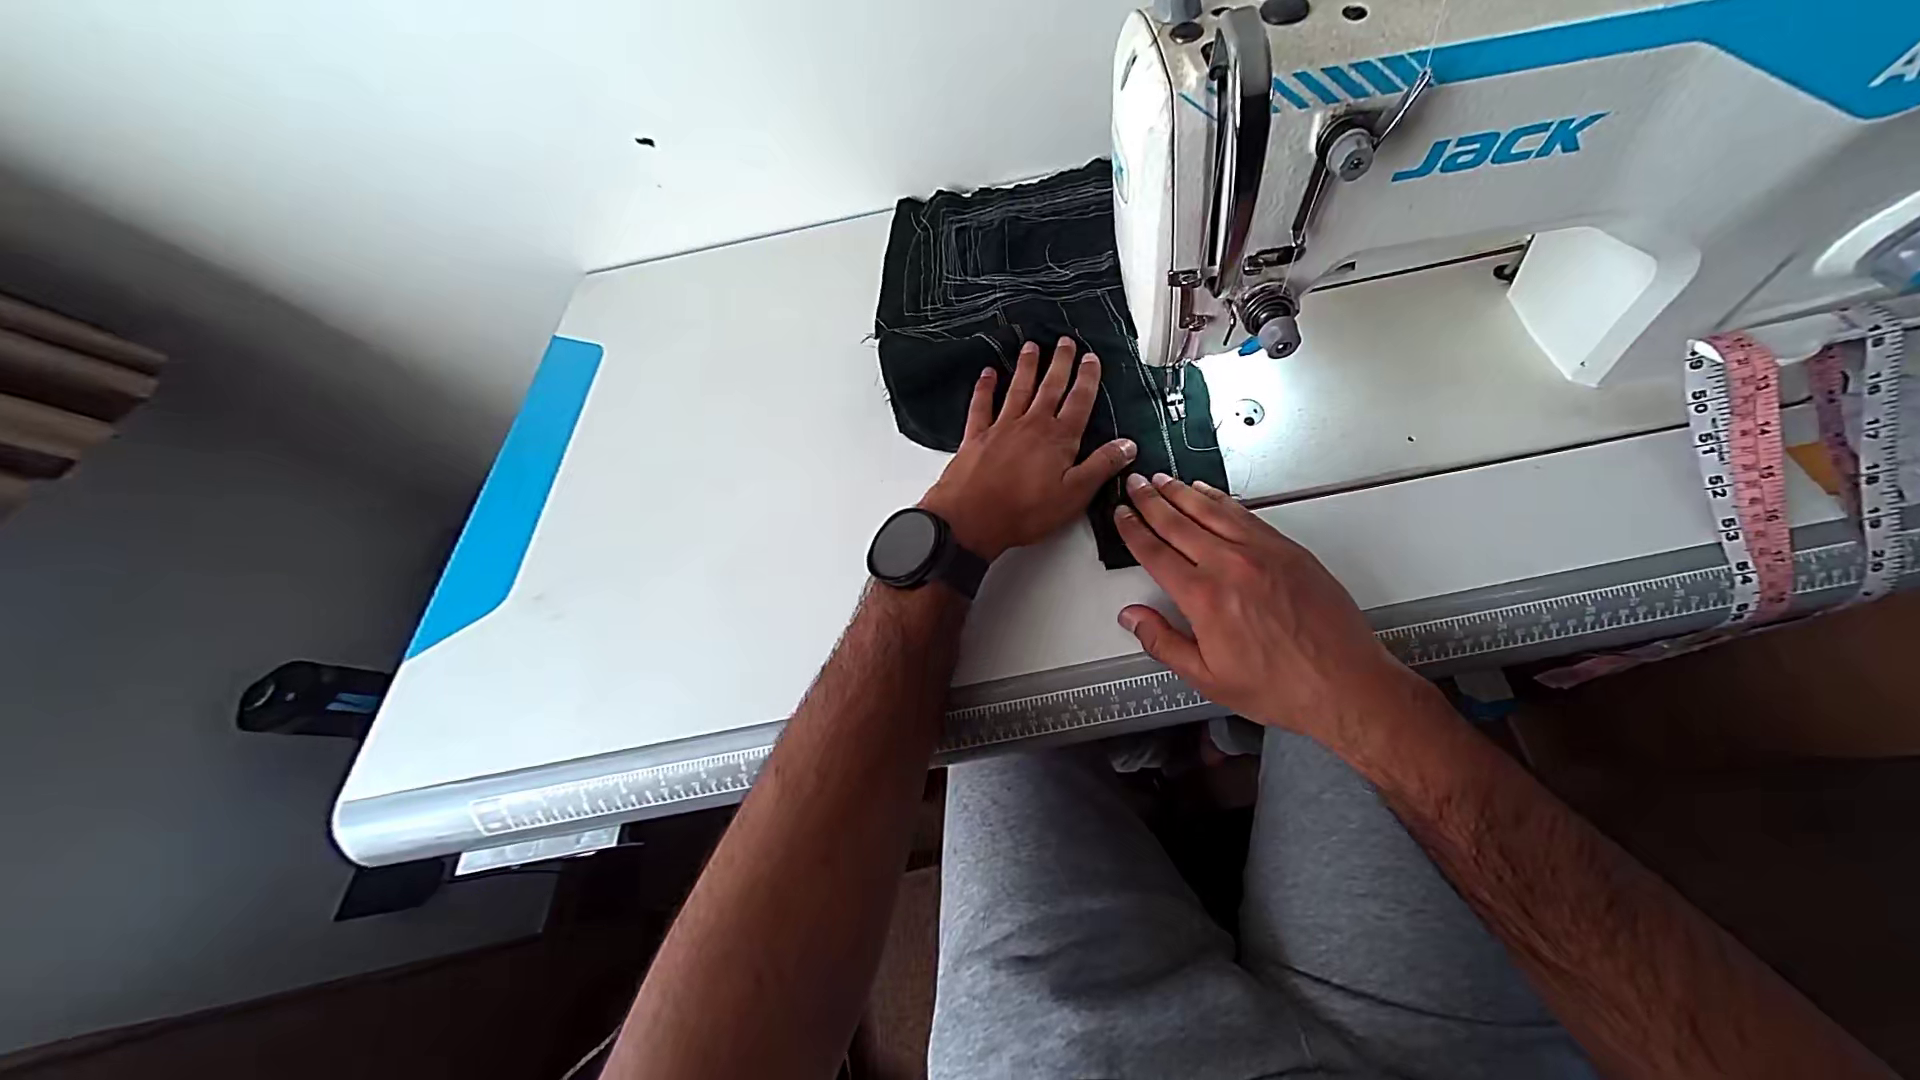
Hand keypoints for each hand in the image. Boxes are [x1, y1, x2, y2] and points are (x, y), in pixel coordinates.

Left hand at [919, 338, 1137, 560]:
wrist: (971, 519)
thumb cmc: (1024, 511)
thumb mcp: (1074, 495)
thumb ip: (1101, 466)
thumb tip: (1127, 445)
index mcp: (1058, 439)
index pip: (1079, 401)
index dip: (1087, 378)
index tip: (1091, 359)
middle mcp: (1031, 426)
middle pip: (1049, 387)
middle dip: (1060, 363)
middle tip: (1065, 341)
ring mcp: (1001, 428)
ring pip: (1018, 389)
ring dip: (1026, 367)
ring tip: (1032, 346)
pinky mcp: (976, 438)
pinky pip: (981, 405)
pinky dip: (985, 388)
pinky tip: (988, 374)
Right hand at [1112, 473, 1430, 745]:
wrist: (1346, 685)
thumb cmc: (1283, 685)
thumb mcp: (1207, 677)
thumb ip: (1162, 642)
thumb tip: (1133, 618)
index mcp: (1204, 598)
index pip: (1155, 552)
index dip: (1133, 529)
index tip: (1122, 516)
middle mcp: (1231, 567)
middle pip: (1178, 522)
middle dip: (1150, 500)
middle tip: (1135, 484)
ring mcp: (1262, 553)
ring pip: (1210, 510)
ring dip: (1181, 492)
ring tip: (1162, 480)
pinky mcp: (1287, 550)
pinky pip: (1244, 514)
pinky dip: (1220, 499)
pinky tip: (1207, 493)